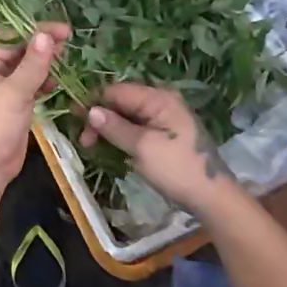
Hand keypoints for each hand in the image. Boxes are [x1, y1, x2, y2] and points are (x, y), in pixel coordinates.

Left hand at [0, 22, 67, 193]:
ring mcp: (4, 90)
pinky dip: (44, 81)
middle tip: (70, 41)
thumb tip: (47, 35)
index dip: (35, 31)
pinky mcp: (16, 106)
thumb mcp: (13, 93)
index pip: (10, 38)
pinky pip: (32, 86)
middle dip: (42, 46)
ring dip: (45, 63)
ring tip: (67, 57)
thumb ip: (33, 64)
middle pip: (20, 52)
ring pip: (28, 69)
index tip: (63, 30)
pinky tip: (58, 79)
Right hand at [81, 83, 243, 214]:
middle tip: (85, 141)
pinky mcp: (167, 133)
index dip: (94, 104)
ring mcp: (166, 117)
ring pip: (129, 115)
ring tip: (94, 146)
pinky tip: (112, 146)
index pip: (117, 91)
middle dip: (101, 117)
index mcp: (158, 98)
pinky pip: (139, 127)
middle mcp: (162, 101)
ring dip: (110, 127)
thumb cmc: (176, 168)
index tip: (76, 122)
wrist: (211, 195)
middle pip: (123, 101)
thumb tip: (91, 110)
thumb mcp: (142, 147)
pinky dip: (124, 135)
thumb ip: (115, 127)